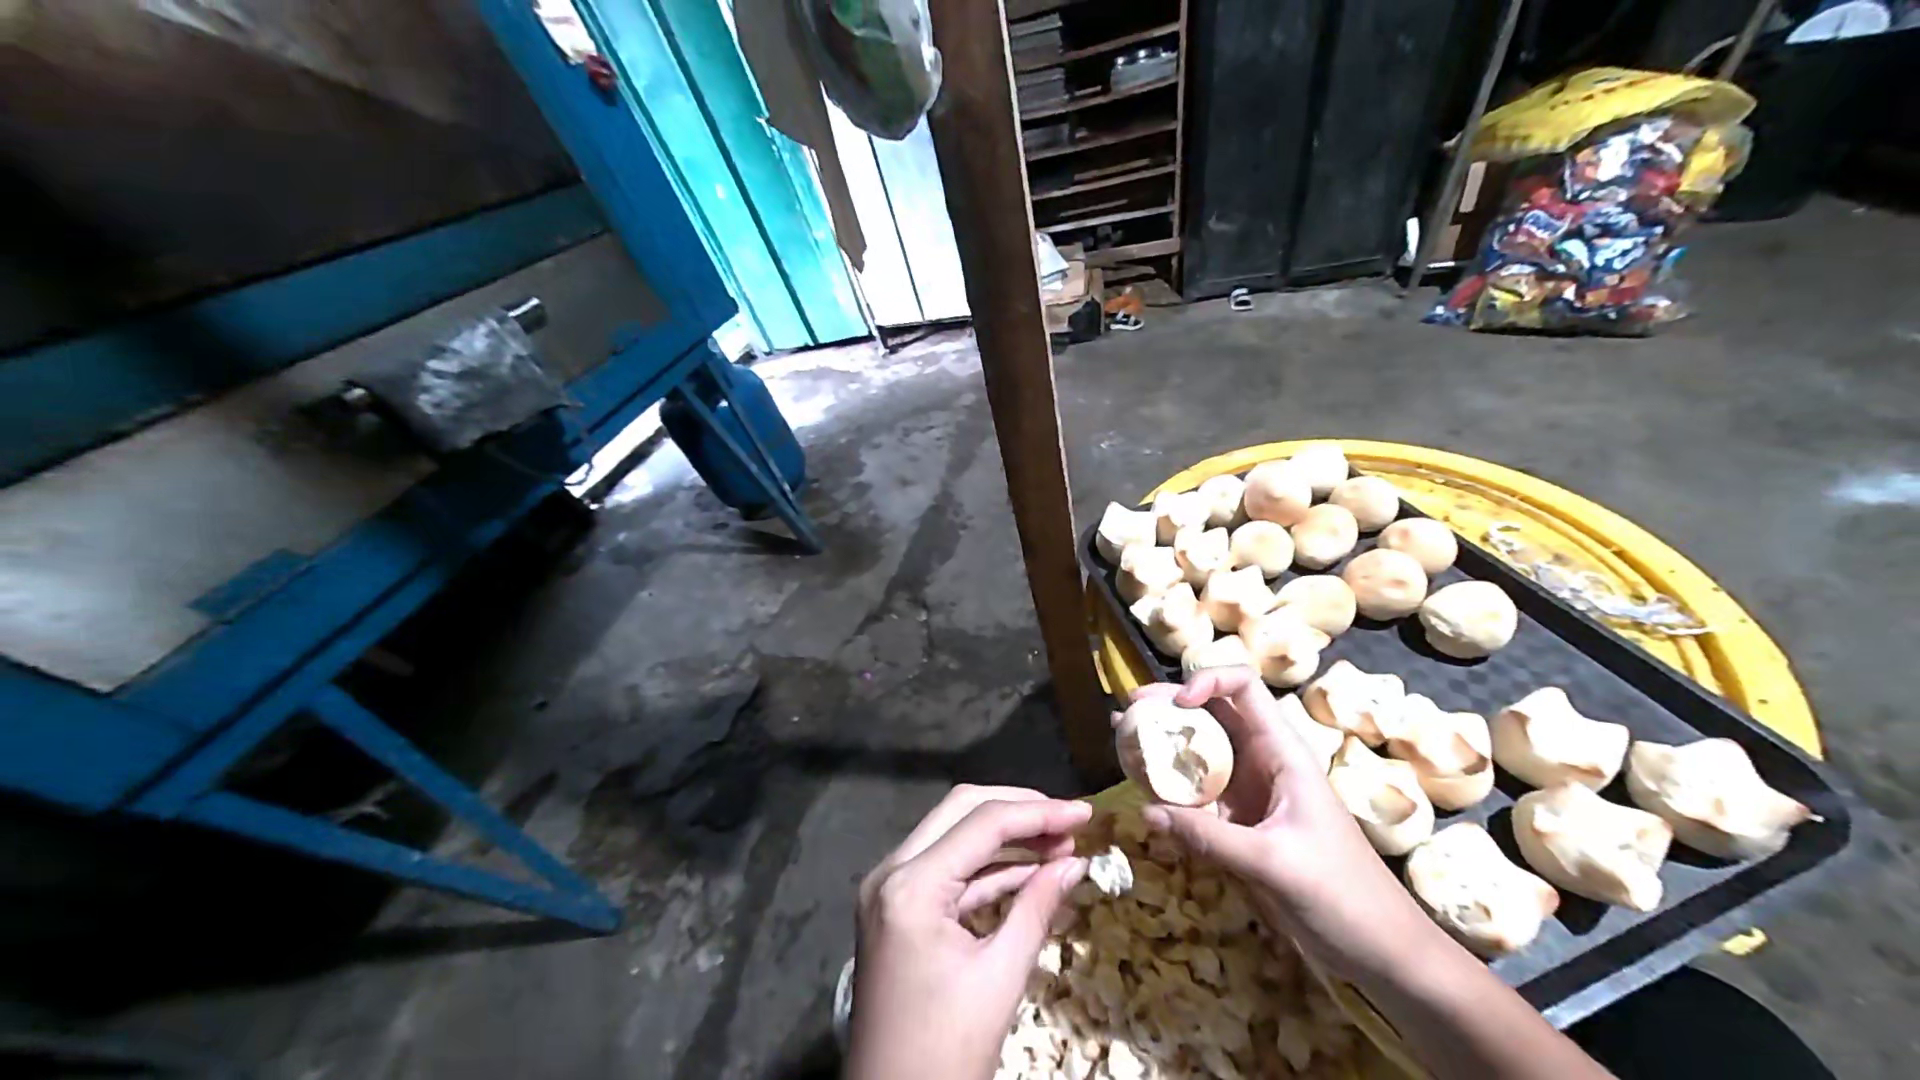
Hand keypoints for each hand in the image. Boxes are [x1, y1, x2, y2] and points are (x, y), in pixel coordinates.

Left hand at [844, 785, 1091, 1079]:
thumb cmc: (945, 1053)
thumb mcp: (1000, 978)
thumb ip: (1037, 908)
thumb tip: (1076, 864)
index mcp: (910, 886)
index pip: (982, 823)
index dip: (1039, 812)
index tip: (1085, 814)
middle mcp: (891, 872)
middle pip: (961, 811)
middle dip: (1019, 810)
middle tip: (1069, 823)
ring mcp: (889, 887)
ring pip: (953, 833)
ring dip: (1005, 836)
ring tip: (1060, 845)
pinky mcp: (897, 907)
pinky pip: (946, 869)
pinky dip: (987, 866)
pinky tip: (1030, 869)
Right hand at [1128, 667, 1448, 985]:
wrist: (1380, 951)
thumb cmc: (1343, 894)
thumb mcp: (1275, 863)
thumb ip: (1210, 838)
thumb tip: (1146, 812)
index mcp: (1282, 753)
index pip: (1245, 689)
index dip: (1209, 682)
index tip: (1178, 705)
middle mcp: (1261, 762)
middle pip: (1212, 714)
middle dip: (1169, 705)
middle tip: (1127, 710)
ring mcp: (1248, 792)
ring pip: (1200, 751)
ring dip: (1162, 742)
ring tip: (1120, 738)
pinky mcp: (1238, 822)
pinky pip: (1196, 792)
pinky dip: (1167, 785)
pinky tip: (1139, 787)